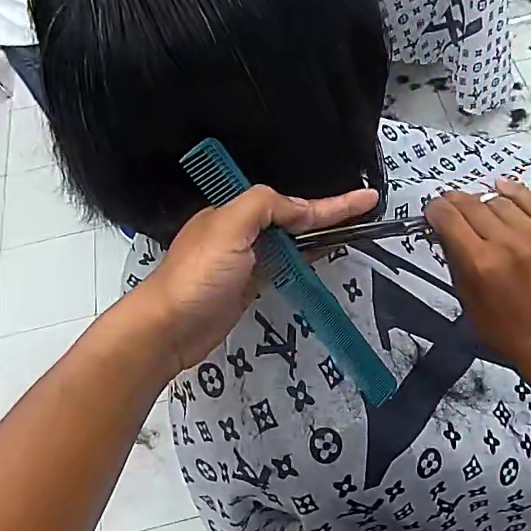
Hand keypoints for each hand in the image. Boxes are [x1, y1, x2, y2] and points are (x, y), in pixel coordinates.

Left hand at [127, 185, 378, 374]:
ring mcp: (245, 260)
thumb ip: (263, 206)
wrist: (167, 330)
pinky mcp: (249, 285)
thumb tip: (298, 206)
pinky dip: (305, 257)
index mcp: (234, 211)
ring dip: (319, 233)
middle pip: (293, 218)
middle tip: (361, 210)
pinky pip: (285, 264)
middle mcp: (240, 232)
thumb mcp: (229, 227)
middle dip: (327, 212)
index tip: (363, 200)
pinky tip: (319, 255)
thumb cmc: (194, 278)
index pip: (290, 203)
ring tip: (349, 229)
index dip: (330, 203)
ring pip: (291, 241)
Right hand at [426, 178, 530, 371]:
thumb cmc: (502, 324)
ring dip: (486, 203)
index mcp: (480, 263)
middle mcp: (509, 245)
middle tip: (452, 205)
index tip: (435, 210)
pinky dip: (516, 194)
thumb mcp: (464, 293)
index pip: (449, 217)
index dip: (436, 209)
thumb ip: (453, 254)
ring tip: (481, 211)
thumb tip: (444, 224)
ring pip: (501, 200)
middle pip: (473, 204)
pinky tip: (503, 190)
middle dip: (456, 202)